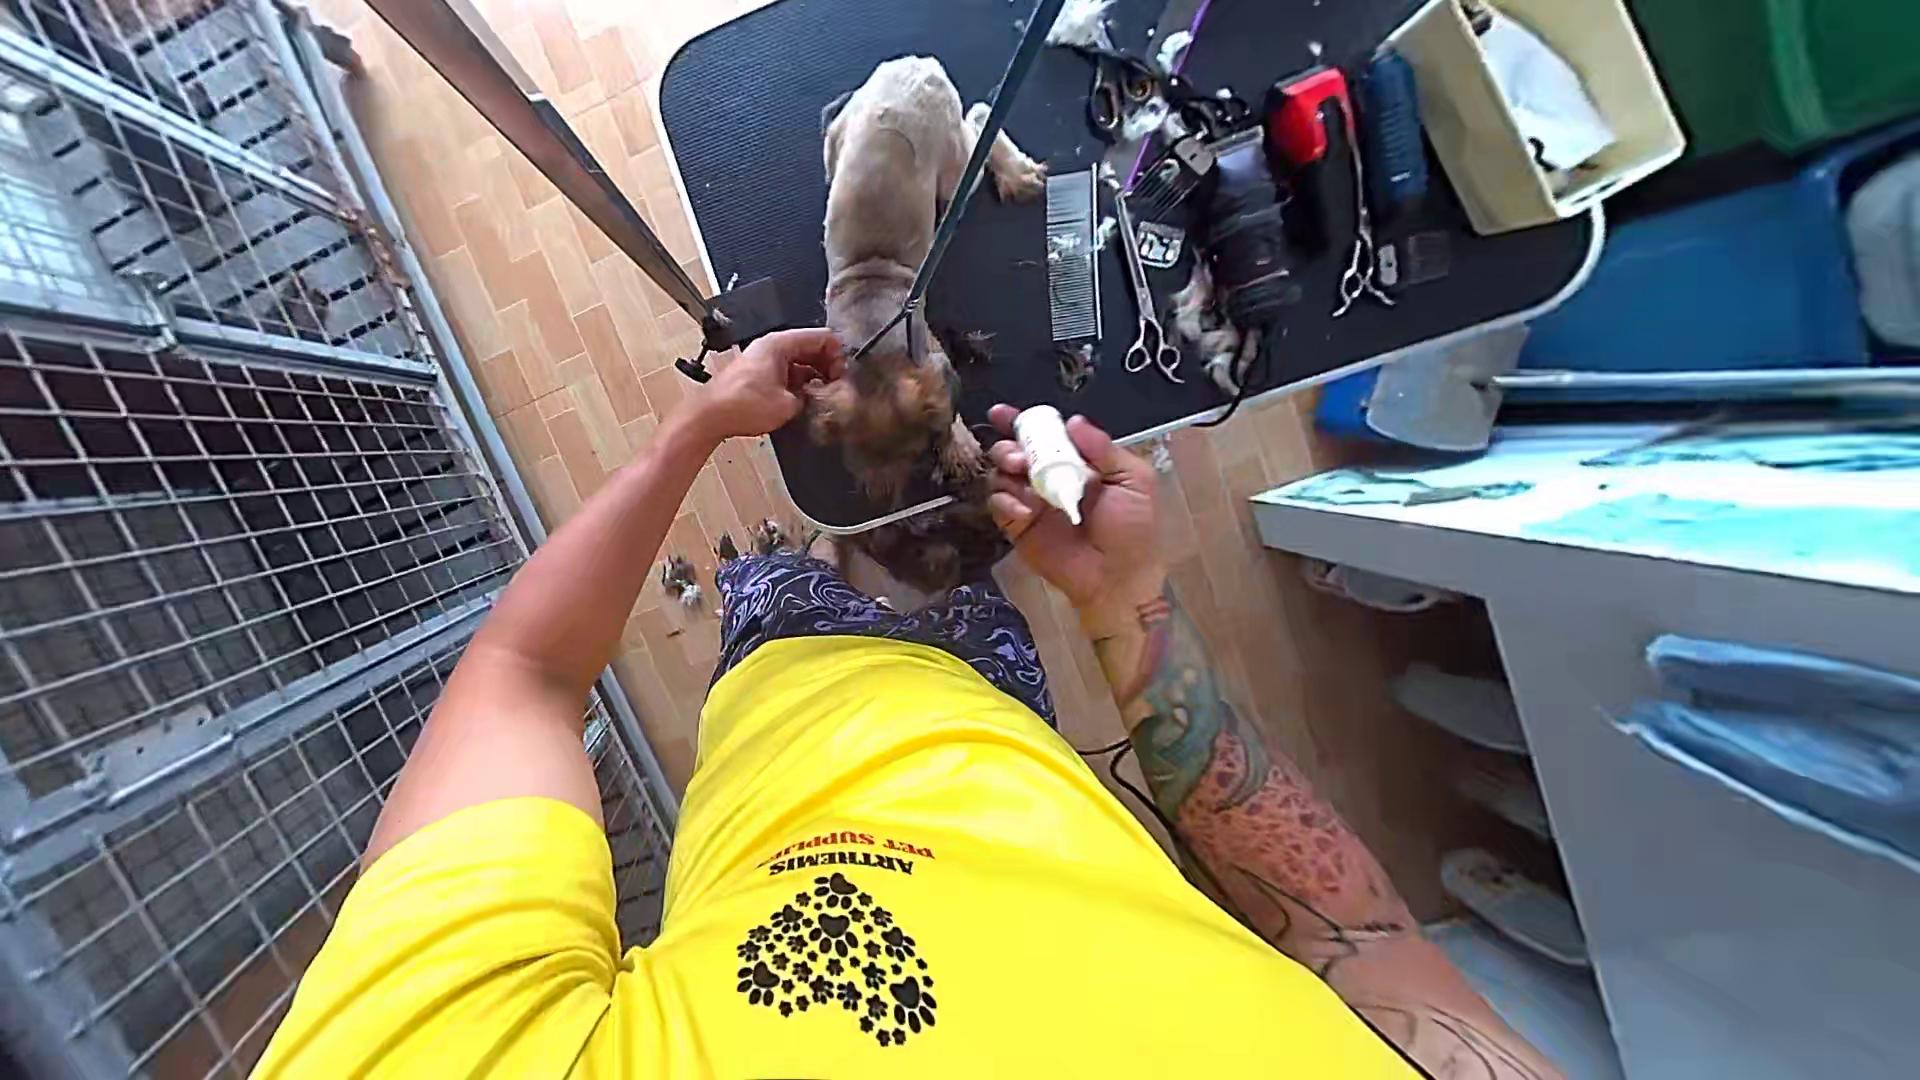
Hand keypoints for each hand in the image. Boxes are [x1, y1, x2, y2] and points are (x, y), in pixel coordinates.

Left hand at [686, 328, 841, 441]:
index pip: (820, 337)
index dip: (837, 354)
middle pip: (812, 348)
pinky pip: (790, 373)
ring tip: (826, 394)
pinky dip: (802, 383)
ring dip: (816, 376)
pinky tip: (808, 399)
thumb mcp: (789, 404)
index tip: (844, 372)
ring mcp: (766, 360)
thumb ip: (811, 396)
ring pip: (801, 362)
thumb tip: (821, 397)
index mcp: (779, 344)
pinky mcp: (761, 374)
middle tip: (839, 385)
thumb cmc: (741, 405)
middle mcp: (772, 347)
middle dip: (829, 365)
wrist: (711, 416)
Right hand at [985, 404, 1161, 611]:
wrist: (1117, 577)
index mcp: (1075, 462)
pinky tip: (1025, 509)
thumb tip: (1074, 421)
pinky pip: (998, 505)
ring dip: (1004, 469)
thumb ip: (1104, 449)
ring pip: (1000, 475)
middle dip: (1009, 446)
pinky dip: (1005, 502)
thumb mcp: (1133, 480)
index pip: (1044, 434)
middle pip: (1014, 450)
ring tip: (1020, 473)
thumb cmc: (1132, 528)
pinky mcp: (1017, 526)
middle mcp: (1048, 477)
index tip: (1003, 415)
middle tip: (1019, 456)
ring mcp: (1030, 502)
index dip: (1022, 422)